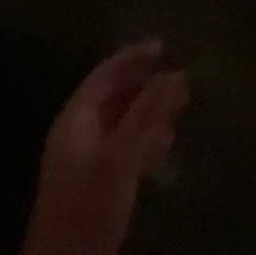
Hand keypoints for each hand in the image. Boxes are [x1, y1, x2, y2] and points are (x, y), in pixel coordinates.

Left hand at [20, 41, 189, 254]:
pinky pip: (124, 148)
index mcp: (75, 119)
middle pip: (113, 97)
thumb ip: (147, 114)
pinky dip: (145, 139)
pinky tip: (166, 146)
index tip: (164, 47)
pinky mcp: (96, 185)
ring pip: (120, 123)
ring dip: (148, 110)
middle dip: (145, 83)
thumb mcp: (120, 157)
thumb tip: (175, 73)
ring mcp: (85, 161)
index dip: (133, 58)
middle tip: (179, 74)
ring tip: (180, 104)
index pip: (104, 75)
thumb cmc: (89, 208)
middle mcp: (78, 133)